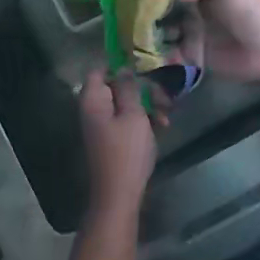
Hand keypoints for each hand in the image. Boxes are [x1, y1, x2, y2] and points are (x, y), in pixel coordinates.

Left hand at [79, 69, 156, 216]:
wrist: (119, 192)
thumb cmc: (127, 151)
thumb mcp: (133, 115)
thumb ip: (128, 89)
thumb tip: (123, 69)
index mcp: (92, 100)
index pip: (99, 70)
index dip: (119, 66)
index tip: (144, 70)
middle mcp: (92, 110)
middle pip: (115, 87)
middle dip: (141, 89)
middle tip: (164, 96)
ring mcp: (101, 125)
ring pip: (124, 105)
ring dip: (146, 106)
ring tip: (167, 116)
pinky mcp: (110, 139)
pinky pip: (125, 120)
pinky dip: (142, 121)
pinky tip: (162, 126)